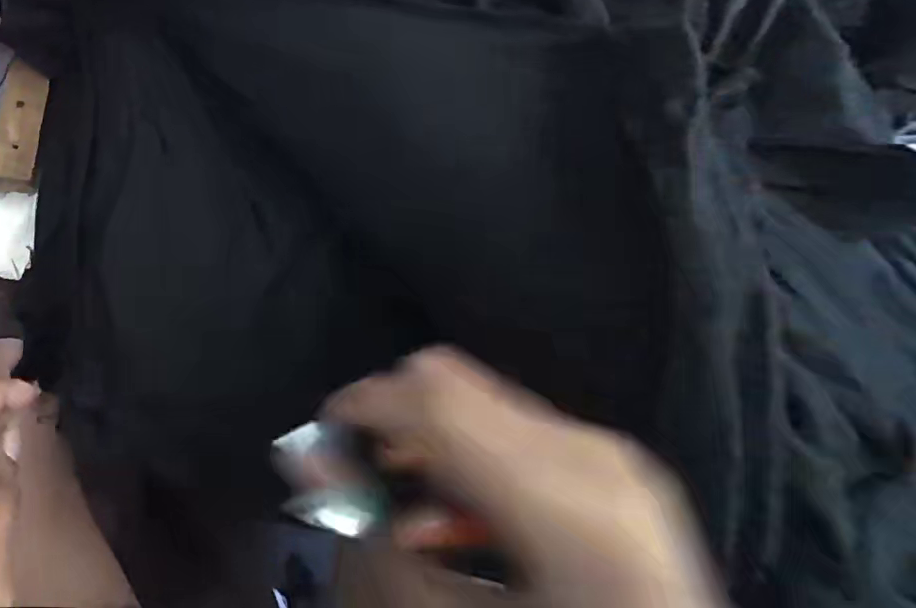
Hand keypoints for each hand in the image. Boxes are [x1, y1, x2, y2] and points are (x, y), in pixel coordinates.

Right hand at [324, 348, 724, 607]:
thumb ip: (370, 535)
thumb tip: (303, 456)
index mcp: (568, 509)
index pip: (434, 403)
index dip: (361, 403)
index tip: (324, 431)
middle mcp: (593, 459)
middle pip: (443, 380)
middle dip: (384, 410)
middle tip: (361, 460)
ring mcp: (610, 454)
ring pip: (467, 389)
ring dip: (418, 424)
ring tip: (410, 486)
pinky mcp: (613, 457)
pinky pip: (503, 411)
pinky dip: (460, 438)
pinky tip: (460, 497)